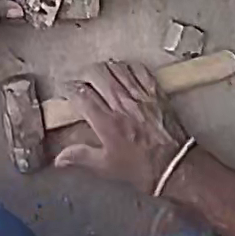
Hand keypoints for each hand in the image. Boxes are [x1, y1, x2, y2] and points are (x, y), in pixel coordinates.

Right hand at [55, 60, 189, 195]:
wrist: (176, 166)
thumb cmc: (140, 168)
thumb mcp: (106, 166)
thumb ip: (80, 157)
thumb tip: (58, 159)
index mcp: (107, 122)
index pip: (81, 94)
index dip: (69, 88)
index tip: (65, 89)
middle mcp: (122, 105)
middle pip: (97, 74)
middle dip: (84, 73)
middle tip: (81, 80)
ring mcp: (140, 96)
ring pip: (117, 68)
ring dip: (104, 68)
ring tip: (100, 75)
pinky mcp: (155, 93)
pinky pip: (139, 70)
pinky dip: (128, 67)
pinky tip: (123, 72)